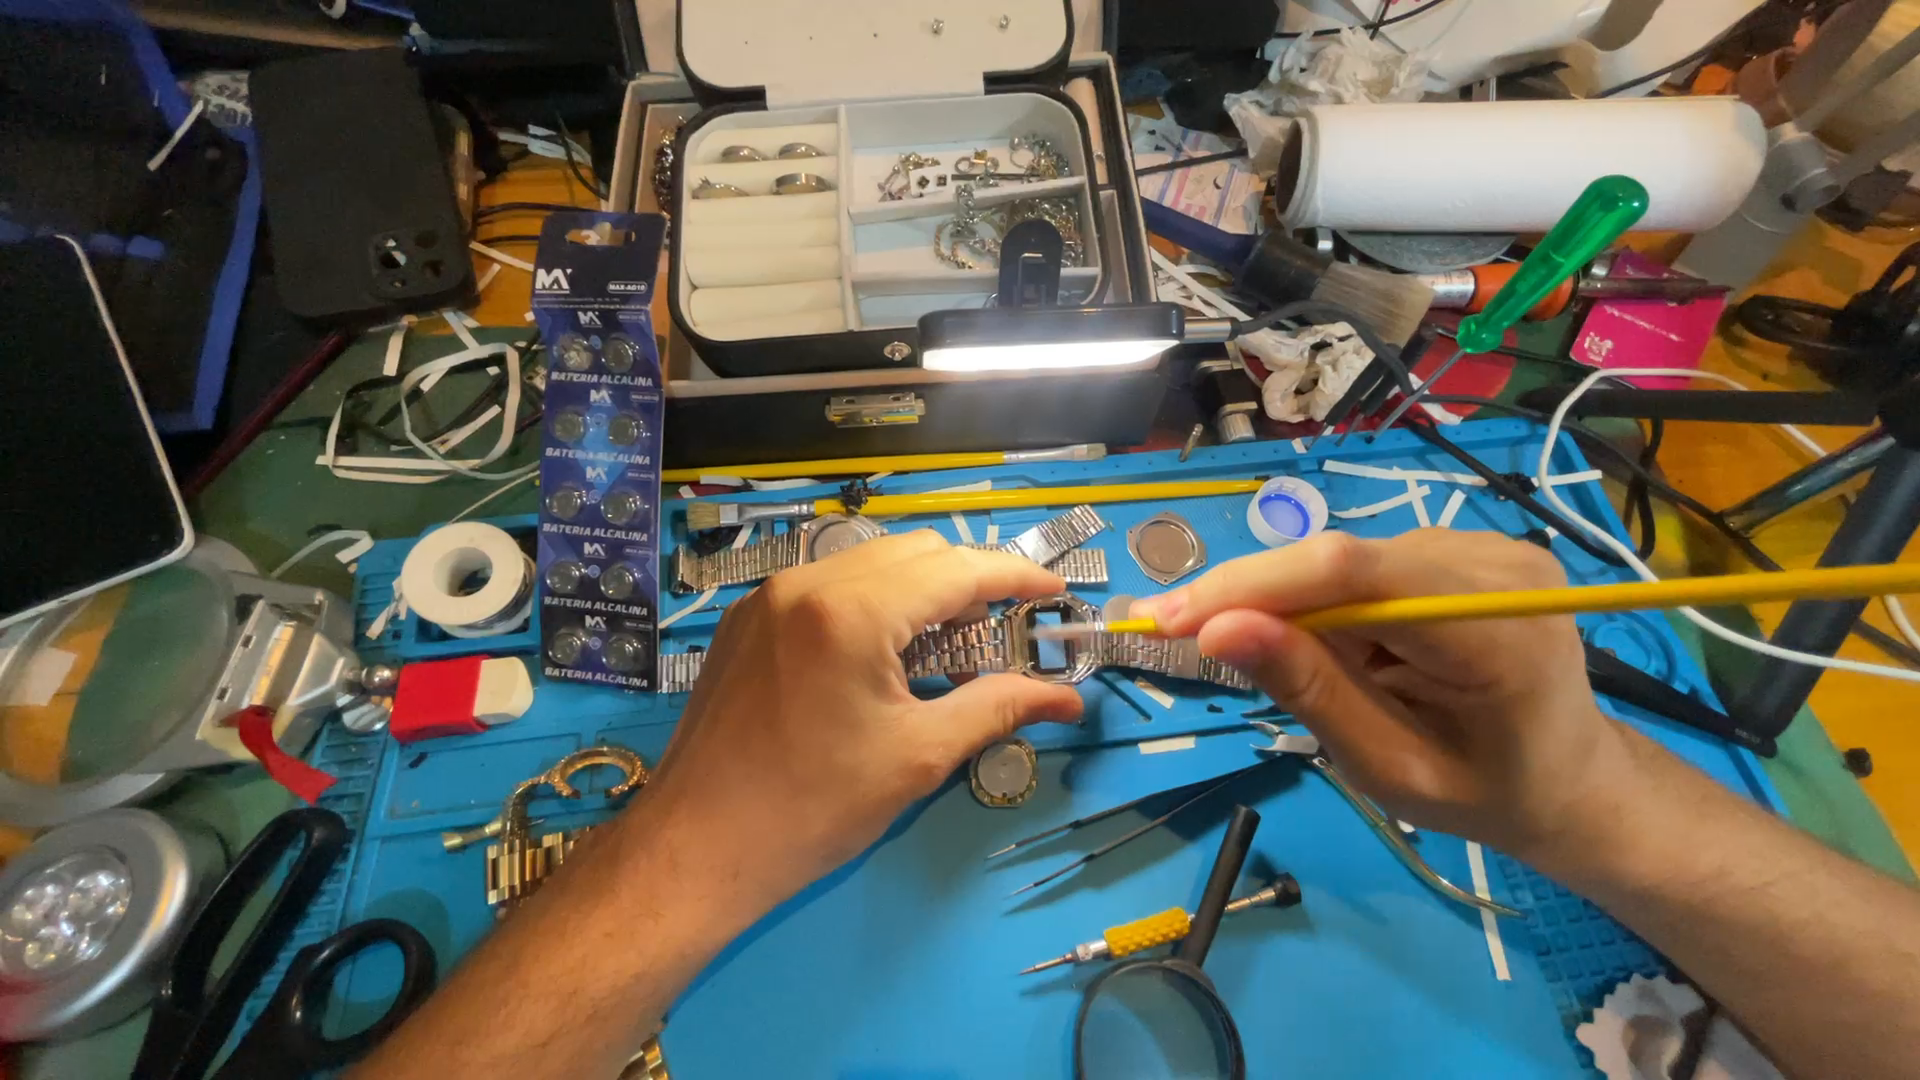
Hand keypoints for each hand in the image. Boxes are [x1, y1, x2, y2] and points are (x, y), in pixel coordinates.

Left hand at [635, 531, 1084, 927]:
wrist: (696, 848)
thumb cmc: (813, 807)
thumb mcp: (918, 756)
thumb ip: (997, 708)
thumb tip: (1068, 700)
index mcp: (852, 611)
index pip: (956, 569)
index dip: (1014, 576)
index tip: (1054, 592)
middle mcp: (808, 582)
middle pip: (916, 552)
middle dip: (970, 583)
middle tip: (998, 634)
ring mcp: (770, 594)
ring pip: (872, 562)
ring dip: (922, 590)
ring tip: (945, 647)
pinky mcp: (750, 616)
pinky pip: (831, 584)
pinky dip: (875, 601)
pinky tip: (885, 652)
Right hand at [1132, 530, 1631, 856]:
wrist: (1569, 776)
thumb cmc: (1483, 791)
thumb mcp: (1388, 767)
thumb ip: (1309, 692)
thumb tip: (1216, 631)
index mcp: (1495, 631)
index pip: (1351, 576)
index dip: (1250, 586)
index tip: (1169, 619)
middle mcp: (1491, 564)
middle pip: (1334, 560)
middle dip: (1243, 594)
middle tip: (1165, 625)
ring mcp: (1477, 545)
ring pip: (1334, 560)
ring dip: (1273, 599)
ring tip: (1237, 643)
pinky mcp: (1454, 547)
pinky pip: (1353, 565)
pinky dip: (1307, 597)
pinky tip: (1304, 634)